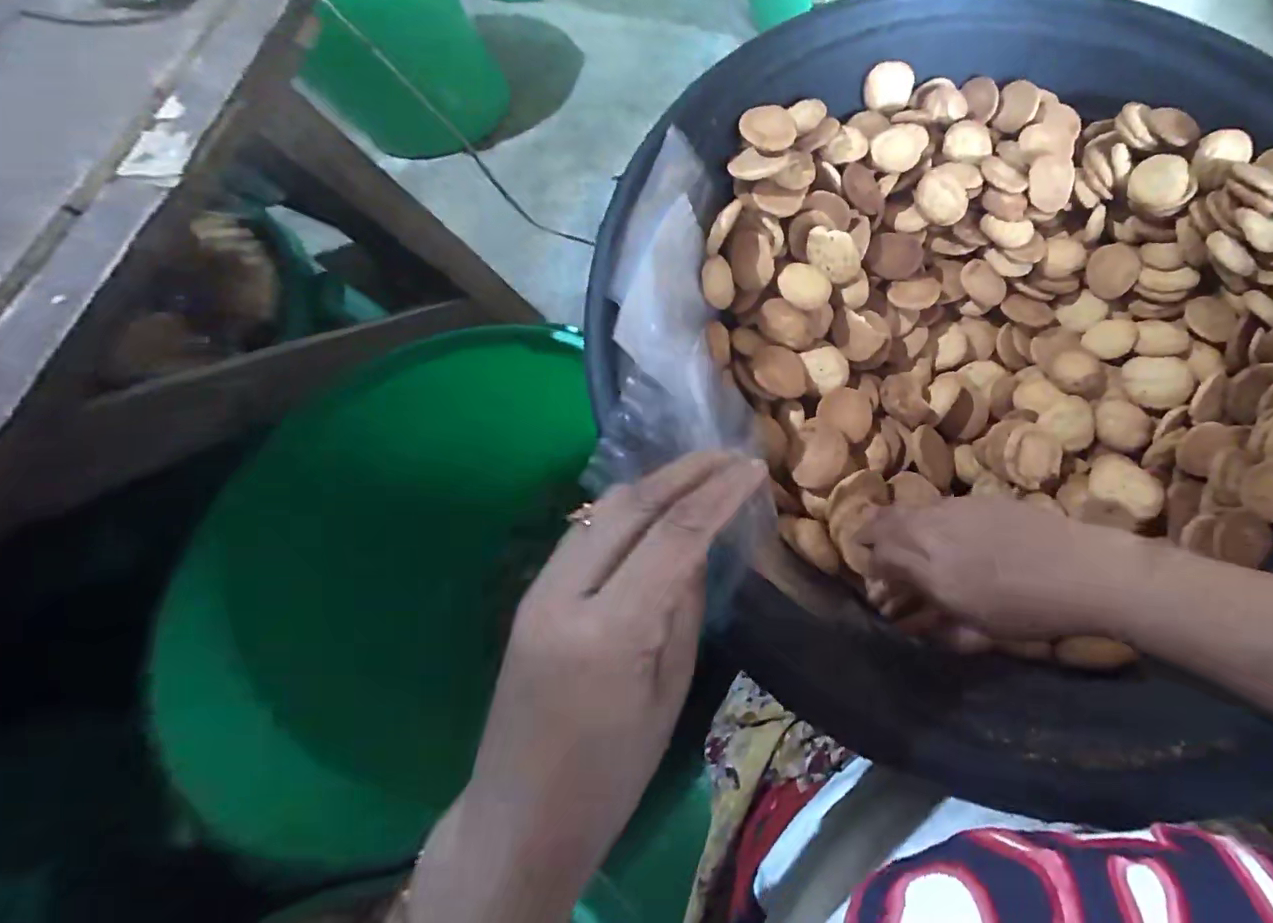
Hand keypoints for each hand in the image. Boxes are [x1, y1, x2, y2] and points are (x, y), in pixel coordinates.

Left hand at [407, 451, 764, 922]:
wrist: (518, 818)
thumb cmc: (614, 770)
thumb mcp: (671, 688)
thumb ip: (685, 606)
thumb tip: (700, 548)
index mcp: (609, 631)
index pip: (674, 536)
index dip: (719, 495)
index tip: (753, 469)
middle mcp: (563, 597)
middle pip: (632, 507)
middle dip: (686, 471)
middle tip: (731, 454)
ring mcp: (537, 592)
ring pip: (602, 511)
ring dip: (656, 481)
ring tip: (701, 469)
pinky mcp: (530, 596)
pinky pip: (585, 531)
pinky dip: (628, 506)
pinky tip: (656, 503)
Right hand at [857, 495, 1152, 640]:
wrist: (1081, 569)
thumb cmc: (1030, 611)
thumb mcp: (977, 628)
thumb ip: (935, 618)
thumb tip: (909, 616)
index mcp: (931, 568)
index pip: (881, 557)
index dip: (872, 570)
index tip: (879, 585)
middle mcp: (936, 530)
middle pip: (886, 522)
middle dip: (871, 535)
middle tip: (870, 549)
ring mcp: (959, 508)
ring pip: (913, 510)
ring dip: (900, 525)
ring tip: (911, 546)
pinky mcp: (982, 498)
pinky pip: (941, 505)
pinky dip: (930, 519)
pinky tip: (948, 536)